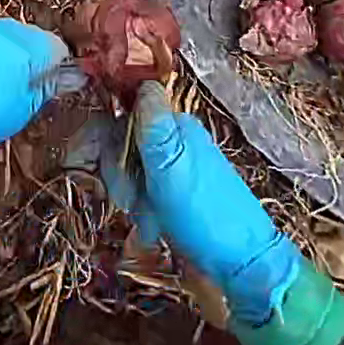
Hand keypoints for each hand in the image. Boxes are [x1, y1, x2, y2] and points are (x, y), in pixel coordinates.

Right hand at [105, 81, 302, 324]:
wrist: (243, 264)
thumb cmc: (203, 212)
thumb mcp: (170, 165)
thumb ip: (152, 123)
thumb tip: (142, 80)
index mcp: (175, 126)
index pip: (125, 116)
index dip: (107, 141)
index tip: (101, 168)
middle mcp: (176, 141)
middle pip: (125, 146)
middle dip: (121, 176)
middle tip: (130, 201)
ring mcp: (178, 169)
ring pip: (133, 173)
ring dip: (133, 198)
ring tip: (148, 220)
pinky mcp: (179, 195)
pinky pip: (147, 195)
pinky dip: (145, 212)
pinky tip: (155, 229)